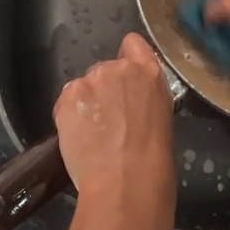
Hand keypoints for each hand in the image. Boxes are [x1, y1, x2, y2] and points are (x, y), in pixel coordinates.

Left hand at [52, 32, 175, 229]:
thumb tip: (133, 104)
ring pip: (84, 87)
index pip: (134, 44)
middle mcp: (118, 68)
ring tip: (94, 136)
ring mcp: (90, 81)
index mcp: (149, 72)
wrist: (126, 185)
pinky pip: (67, 102)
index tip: (126, 82)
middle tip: (111, 122)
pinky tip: (81, 140)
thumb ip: (146, 99)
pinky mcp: (67, 98)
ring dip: (87, 104)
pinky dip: (71, 117)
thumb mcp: (162, 119)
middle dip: (105, 90)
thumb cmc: (154, 163)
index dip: (129, 59)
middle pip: (105, 70)